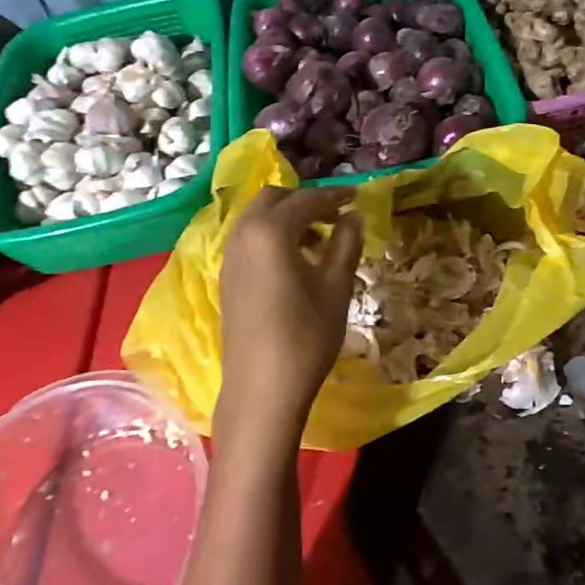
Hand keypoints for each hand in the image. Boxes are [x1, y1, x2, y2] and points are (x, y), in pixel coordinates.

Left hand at [218, 186, 363, 428]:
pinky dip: (272, 238)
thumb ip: (346, 244)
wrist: (263, 388)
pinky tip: (294, 263)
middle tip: (336, 216)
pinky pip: (249, 241)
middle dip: (305, 201)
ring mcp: (229, 257)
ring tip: (319, 241)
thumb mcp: (336, 286)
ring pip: (257, 220)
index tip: (357, 196)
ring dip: (287, 219)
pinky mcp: (226, 279)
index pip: (306, 200)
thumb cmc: (307, 336)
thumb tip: (353, 217)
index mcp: (270, 231)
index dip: (335, 196)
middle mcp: (243, 235)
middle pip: (274, 200)